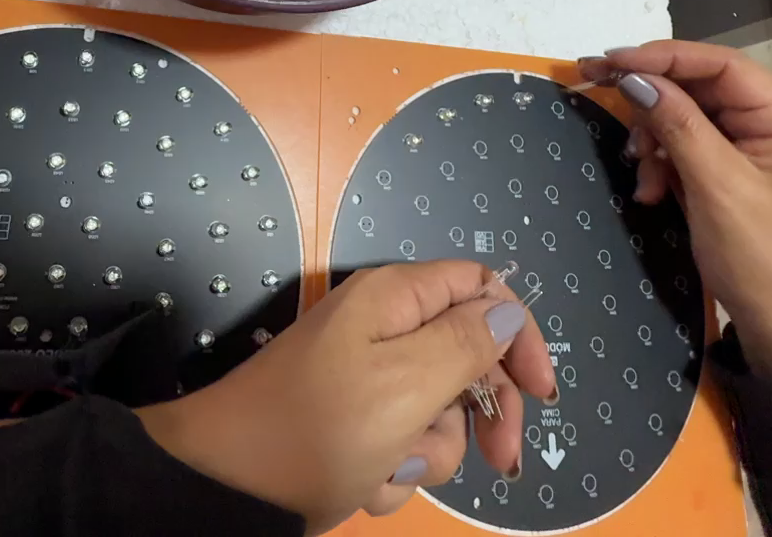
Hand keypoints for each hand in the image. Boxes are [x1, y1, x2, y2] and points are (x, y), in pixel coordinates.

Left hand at [137, 260, 556, 533]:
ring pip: (439, 407)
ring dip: (429, 448)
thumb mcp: (405, 383)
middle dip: (484, 409)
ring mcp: (370, 375)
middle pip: (467, 351)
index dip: (517, 331)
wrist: (229, 486)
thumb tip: (507, 313)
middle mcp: (386, 326)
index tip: (541, 391)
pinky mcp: (357, 418)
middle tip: (500, 460)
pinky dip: (395, 466)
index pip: (480, 285)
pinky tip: (365, 481)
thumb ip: (464, 343)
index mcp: (395, 297)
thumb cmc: (320, 426)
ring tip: (390, 464)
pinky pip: (403, 438)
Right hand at [577, 43, 771, 402]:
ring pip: (685, 116)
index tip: (610, 61)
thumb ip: (676, 124)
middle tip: (597, 92)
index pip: (721, 65)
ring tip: (642, 174)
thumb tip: (631, 77)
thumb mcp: (716, 187)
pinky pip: (685, 146)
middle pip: (699, 88)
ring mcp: (754, 146)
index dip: (663, 57)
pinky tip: (651, 191)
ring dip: (653, 140)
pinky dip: (662, 163)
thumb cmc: (763, 258)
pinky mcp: (732, 169)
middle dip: (652, 104)